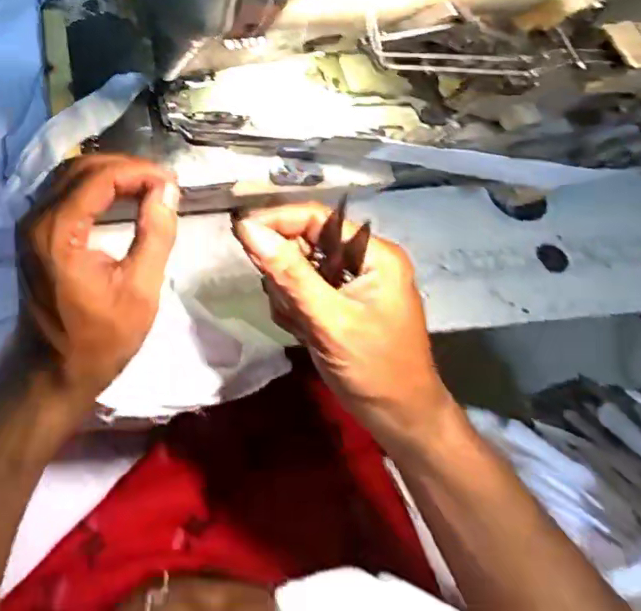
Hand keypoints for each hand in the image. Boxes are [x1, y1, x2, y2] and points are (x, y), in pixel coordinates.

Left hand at [16, 154, 178, 400]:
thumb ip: (155, 235)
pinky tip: (118, 196)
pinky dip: (91, 186)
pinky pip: (61, 191)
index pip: (98, 177)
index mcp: (57, 231)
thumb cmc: (98, 340)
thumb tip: (167, 190)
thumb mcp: (139, 291)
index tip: (171, 182)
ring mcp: (28, 223)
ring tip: (145, 185)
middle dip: (123, 167)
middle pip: (80, 168)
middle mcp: (35, 218)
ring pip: (67, 175)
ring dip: (107, 173)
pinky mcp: (31, 231)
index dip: (137, 171)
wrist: (50, 370)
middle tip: (161, 182)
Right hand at [233, 202, 454, 443]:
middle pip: (300, 240)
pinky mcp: (334, 300)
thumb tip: (247, 228)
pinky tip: (302, 331)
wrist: (401, 422)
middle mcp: (360, 259)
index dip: (275, 221)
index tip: (239, 232)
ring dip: (285, 292)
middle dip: (282, 269)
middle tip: (284, 300)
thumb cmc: (376, 370)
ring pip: (292, 265)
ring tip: (301, 323)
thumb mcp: (329, 320)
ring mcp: (347, 280)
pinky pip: (295, 287)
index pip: (314, 218)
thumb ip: (288, 273)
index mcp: (373, 254)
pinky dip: (290, 306)